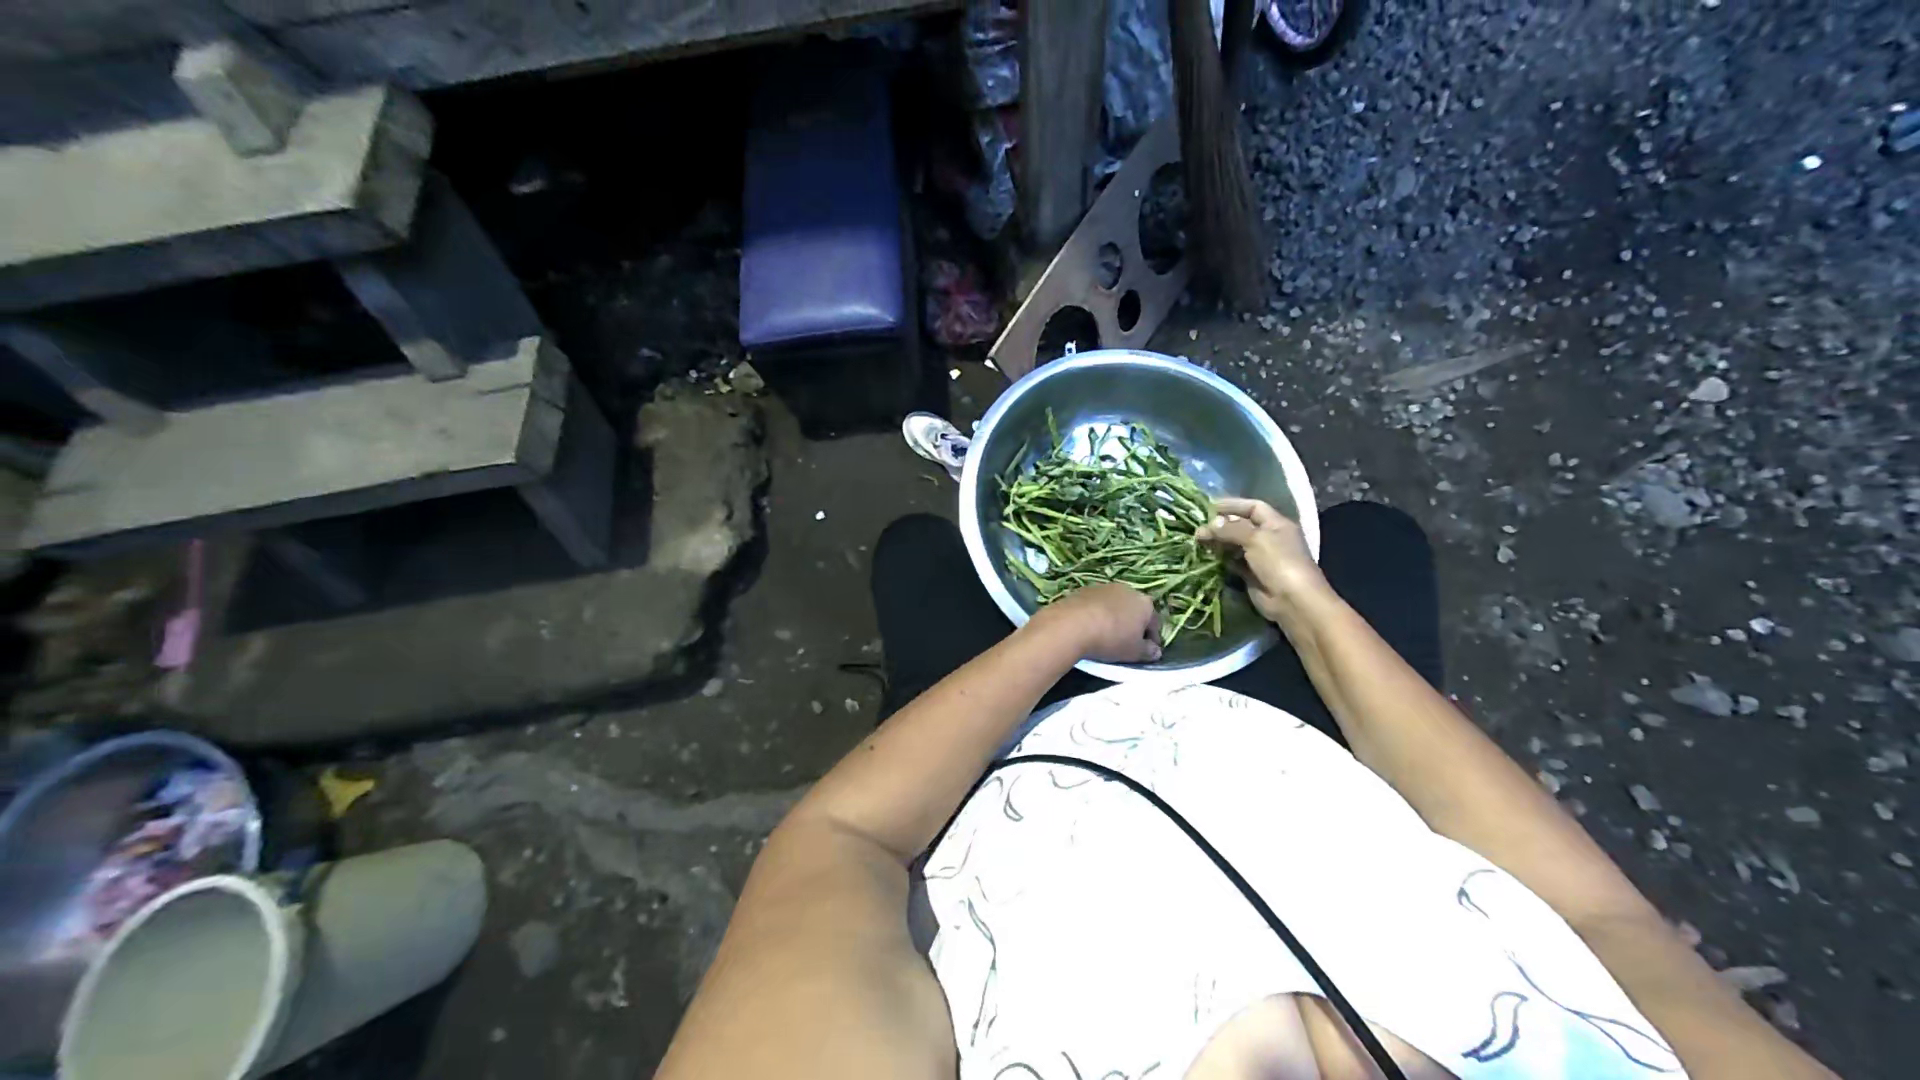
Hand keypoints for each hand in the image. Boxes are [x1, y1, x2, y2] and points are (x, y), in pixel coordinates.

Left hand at [1032, 583, 1162, 663]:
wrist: (1071, 624)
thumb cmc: (1111, 639)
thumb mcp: (1134, 652)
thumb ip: (1148, 651)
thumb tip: (1155, 651)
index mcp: (1145, 603)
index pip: (1154, 622)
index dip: (1153, 638)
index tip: (1147, 651)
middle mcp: (1127, 590)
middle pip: (1134, 610)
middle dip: (1132, 625)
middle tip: (1126, 642)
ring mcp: (1104, 587)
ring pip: (1114, 605)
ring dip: (1113, 618)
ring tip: (1106, 635)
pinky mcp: (1083, 590)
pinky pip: (1095, 605)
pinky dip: (1096, 615)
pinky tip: (1089, 628)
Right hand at [1195, 497, 1330, 624]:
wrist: (1292, 600)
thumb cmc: (1279, 562)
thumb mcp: (1256, 538)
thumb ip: (1231, 529)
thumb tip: (1210, 524)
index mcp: (1276, 524)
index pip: (1254, 507)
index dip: (1233, 505)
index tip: (1209, 506)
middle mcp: (1269, 538)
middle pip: (1242, 526)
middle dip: (1221, 525)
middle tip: (1198, 527)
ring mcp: (1261, 558)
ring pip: (1236, 544)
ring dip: (1219, 542)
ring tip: (1199, 541)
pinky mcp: (1252, 575)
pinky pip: (1233, 562)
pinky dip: (1221, 558)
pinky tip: (1207, 555)